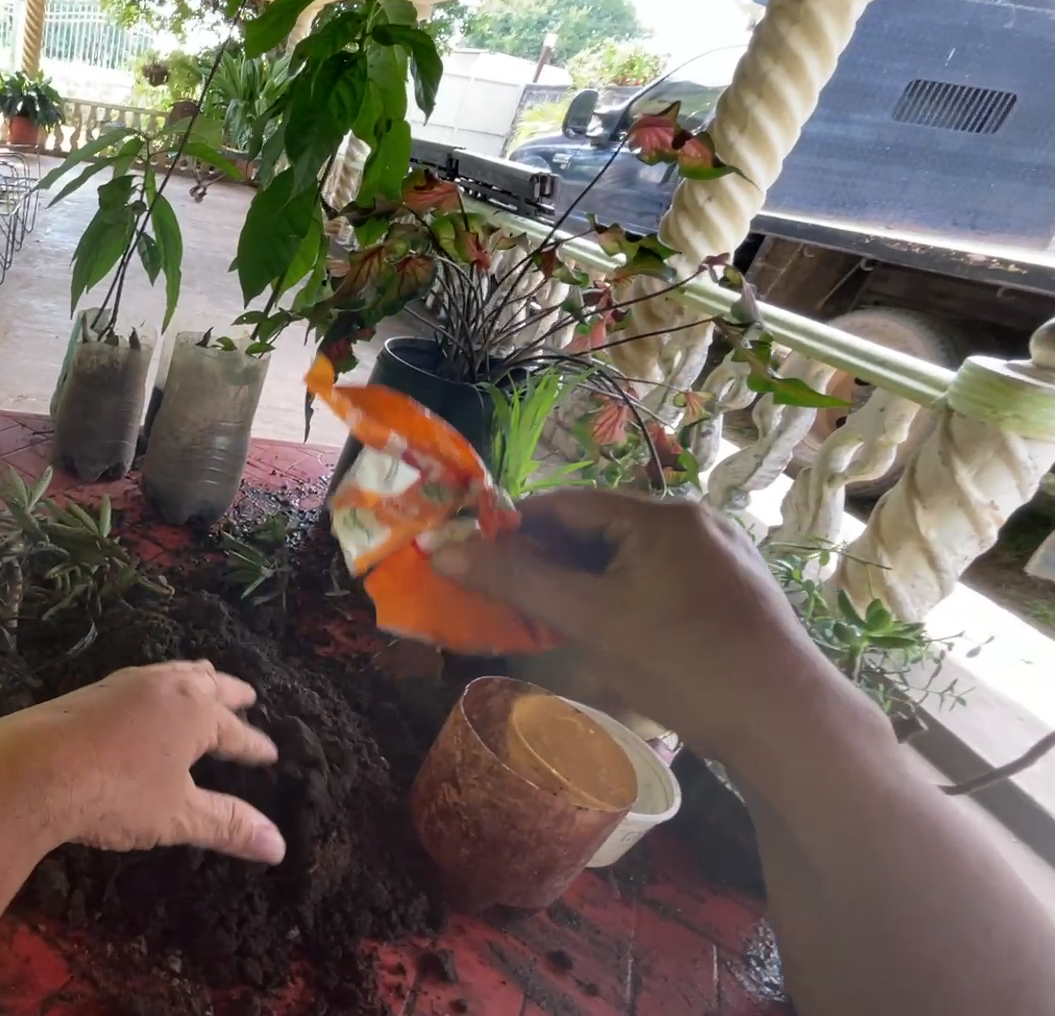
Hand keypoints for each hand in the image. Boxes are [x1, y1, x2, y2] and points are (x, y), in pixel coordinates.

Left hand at [0, 662, 286, 863]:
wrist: (37, 766)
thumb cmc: (118, 792)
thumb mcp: (178, 815)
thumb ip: (228, 825)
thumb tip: (280, 845)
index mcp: (194, 712)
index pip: (235, 731)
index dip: (254, 745)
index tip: (272, 752)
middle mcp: (166, 687)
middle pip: (208, 686)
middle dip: (231, 694)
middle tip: (249, 695)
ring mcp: (128, 683)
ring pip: (174, 673)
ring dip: (196, 676)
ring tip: (206, 674)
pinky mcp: (97, 689)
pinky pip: (145, 677)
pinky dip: (163, 680)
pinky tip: (149, 692)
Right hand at [430, 489, 884, 768]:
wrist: (792, 731)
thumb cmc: (681, 661)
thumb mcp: (586, 618)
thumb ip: (511, 580)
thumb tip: (440, 551)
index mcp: (662, 517)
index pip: (564, 503)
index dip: (510, 524)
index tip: (470, 549)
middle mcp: (692, 525)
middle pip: (592, 528)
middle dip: (540, 554)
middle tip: (497, 584)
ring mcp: (714, 558)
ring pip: (618, 555)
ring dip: (571, 576)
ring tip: (535, 606)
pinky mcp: (723, 591)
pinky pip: (646, 576)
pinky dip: (606, 591)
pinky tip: (588, 621)